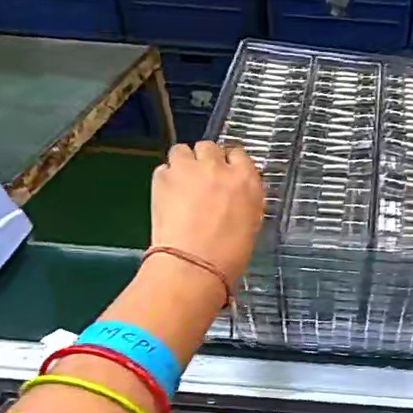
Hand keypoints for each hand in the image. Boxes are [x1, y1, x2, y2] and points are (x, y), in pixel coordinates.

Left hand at [151, 141, 262, 284]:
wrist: (193, 265)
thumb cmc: (228, 255)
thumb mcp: (250, 224)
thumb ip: (243, 200)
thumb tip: (233, 197)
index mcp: (246, 180)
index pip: (239, 155)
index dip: (230, 164)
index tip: (226, 174)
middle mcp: (218, 167)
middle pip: (210, 147)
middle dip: (206, 160)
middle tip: (203, 180)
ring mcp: (188, 169)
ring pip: (183, 150)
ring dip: (184, 162)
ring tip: (182, 182)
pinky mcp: (162, 177)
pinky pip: (164, 168)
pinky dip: (166, 178)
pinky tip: (168, 196)